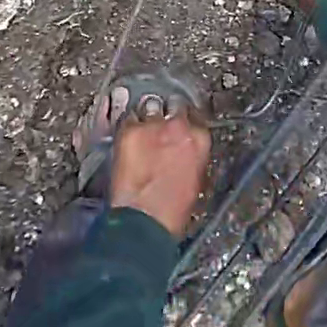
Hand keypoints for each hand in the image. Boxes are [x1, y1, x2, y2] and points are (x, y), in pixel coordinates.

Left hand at [109, 116, 210, 237]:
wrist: (146, 221)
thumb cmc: (172, 210)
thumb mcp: (196, 179)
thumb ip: (193, 154)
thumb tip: (186, 149)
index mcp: (200, 139)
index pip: (196, 116)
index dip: (185, 121)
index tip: (179, 127)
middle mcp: (179, 127)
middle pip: (175, 105)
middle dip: (168, 114)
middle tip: (160, 127)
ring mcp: (152, 126)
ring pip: (151, 106)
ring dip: (147, 116)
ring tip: (142, 131)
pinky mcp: (129, 131)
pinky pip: (128, 119)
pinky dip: (127, 127)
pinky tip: (127, 140)